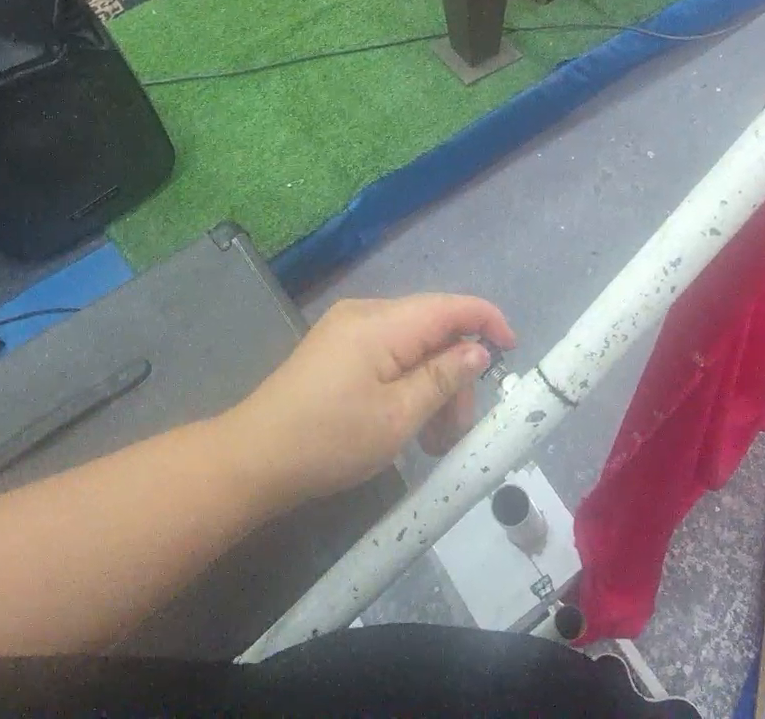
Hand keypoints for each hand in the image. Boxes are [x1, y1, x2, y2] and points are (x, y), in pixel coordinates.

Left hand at [222, 294, 514, 505]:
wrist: (253, 459)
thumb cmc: (328, 440)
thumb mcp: (397, 416)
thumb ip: (443, 378)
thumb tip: (477, 351)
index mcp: (381, 323)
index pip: (451, 306)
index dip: (487, 321)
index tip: (512, 352)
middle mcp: (365, 314)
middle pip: (433, 331)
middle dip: (455, 377)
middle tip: (454, 432)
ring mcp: (347, 332)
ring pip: (412, 348)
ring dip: (432, 389)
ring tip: (431, 442)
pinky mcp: (336, 352)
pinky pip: (388, 357)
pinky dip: (407, 387)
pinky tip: (406, 426)